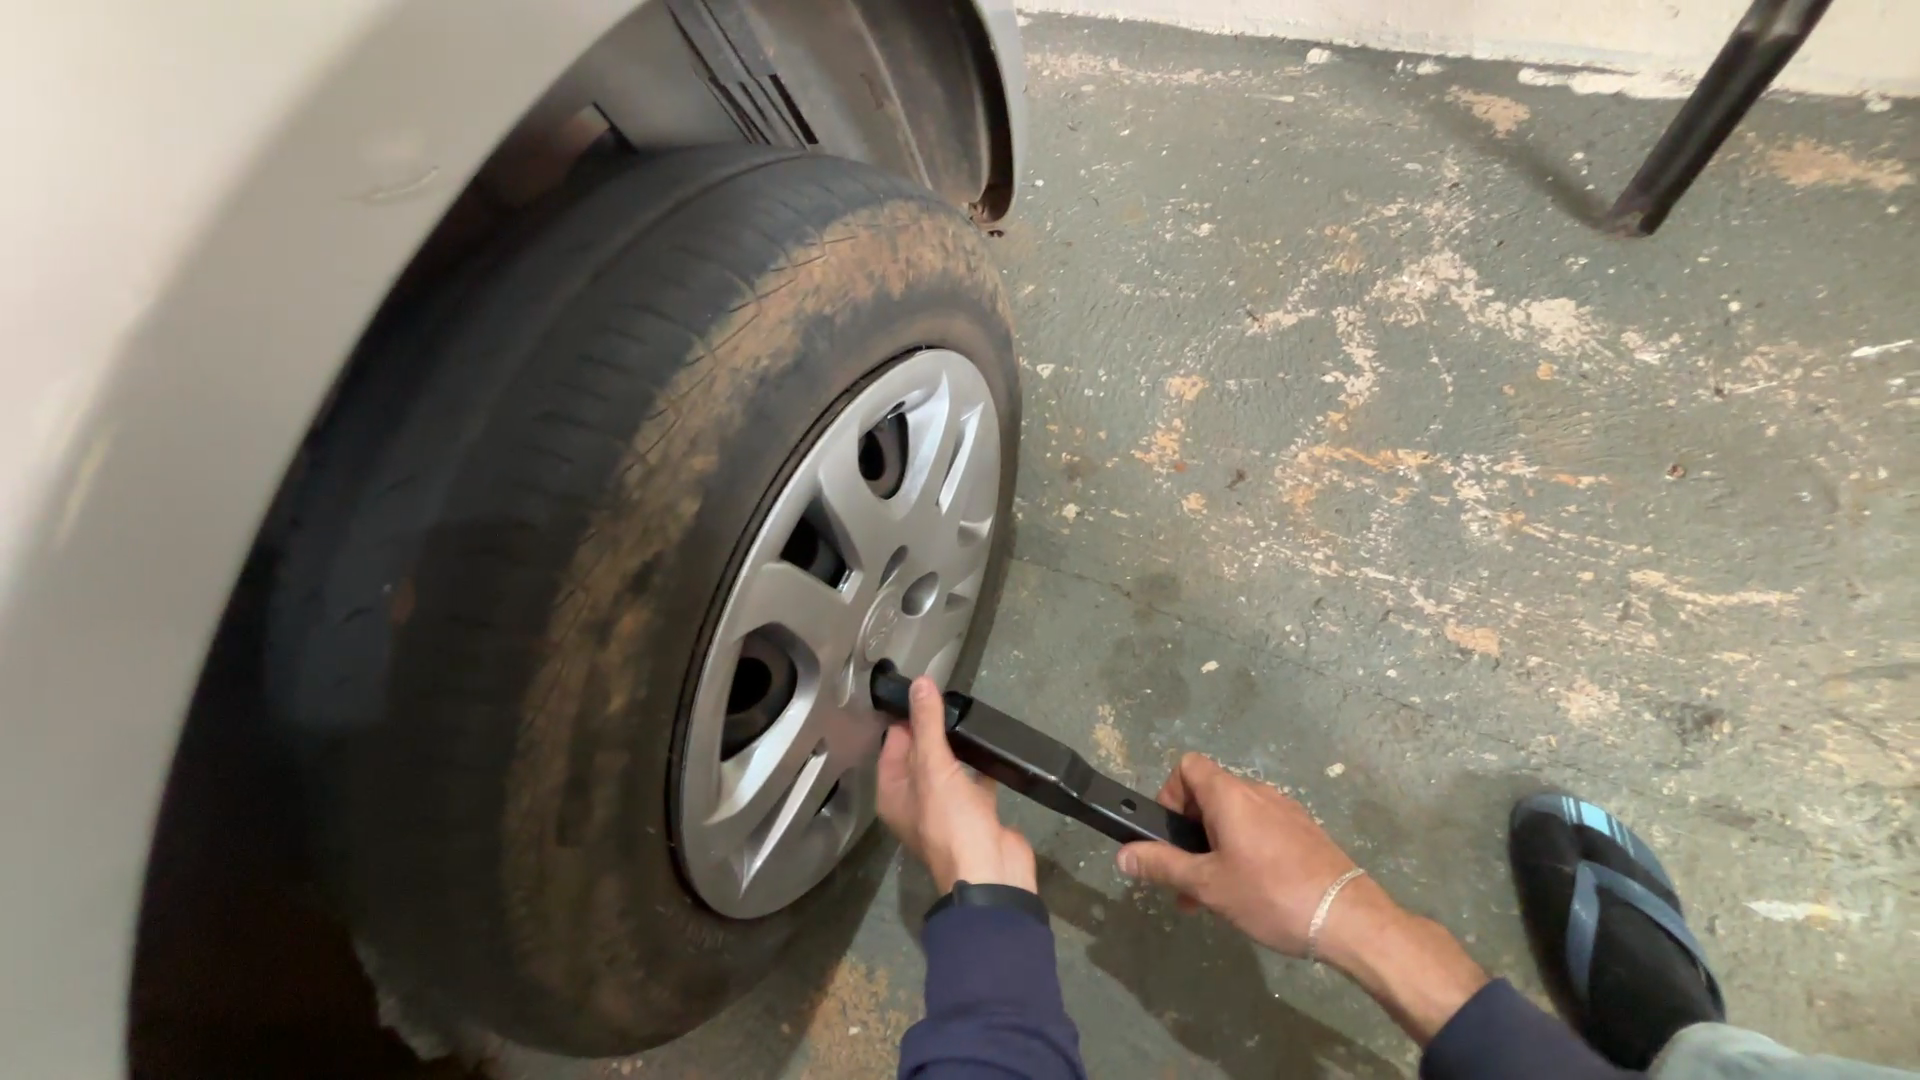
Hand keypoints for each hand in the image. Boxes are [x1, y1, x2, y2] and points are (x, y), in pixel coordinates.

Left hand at [877, 676, 1035, 893]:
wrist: (991, 872)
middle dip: (932, 727)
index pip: (893, 742)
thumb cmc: (951, 822)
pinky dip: (981, 764)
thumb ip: (928, 724)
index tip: (924, 688)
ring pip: (947, 767)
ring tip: (968, 713)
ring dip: (956, 745)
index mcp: (893, 792)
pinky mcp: (975, 812)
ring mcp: (946, 808)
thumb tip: (920, 683)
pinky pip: (974, 780)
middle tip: (950, 696)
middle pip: (920, 753)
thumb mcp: (934, 768)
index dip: (906, 716)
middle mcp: (914, 800)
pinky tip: (991, 744)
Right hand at [1115, 752, 1375, 956]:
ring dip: (1216, 848)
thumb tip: (1122, 854)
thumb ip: (1162, 865)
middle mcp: (1257, 792)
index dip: (1170, 793)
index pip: (1187, 766)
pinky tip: (1252, 894)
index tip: (1171, 833)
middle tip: (1187, 878)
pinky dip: (1245, 852)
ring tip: (1215, 896)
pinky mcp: (1306, 833)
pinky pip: (1262, 831)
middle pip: (1210, 795)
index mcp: (1229, 794)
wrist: (1351, 920)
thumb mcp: (1207, 885)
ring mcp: (1286, 811)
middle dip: (1191, 834)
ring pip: (1236, 818)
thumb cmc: (1271, 894)